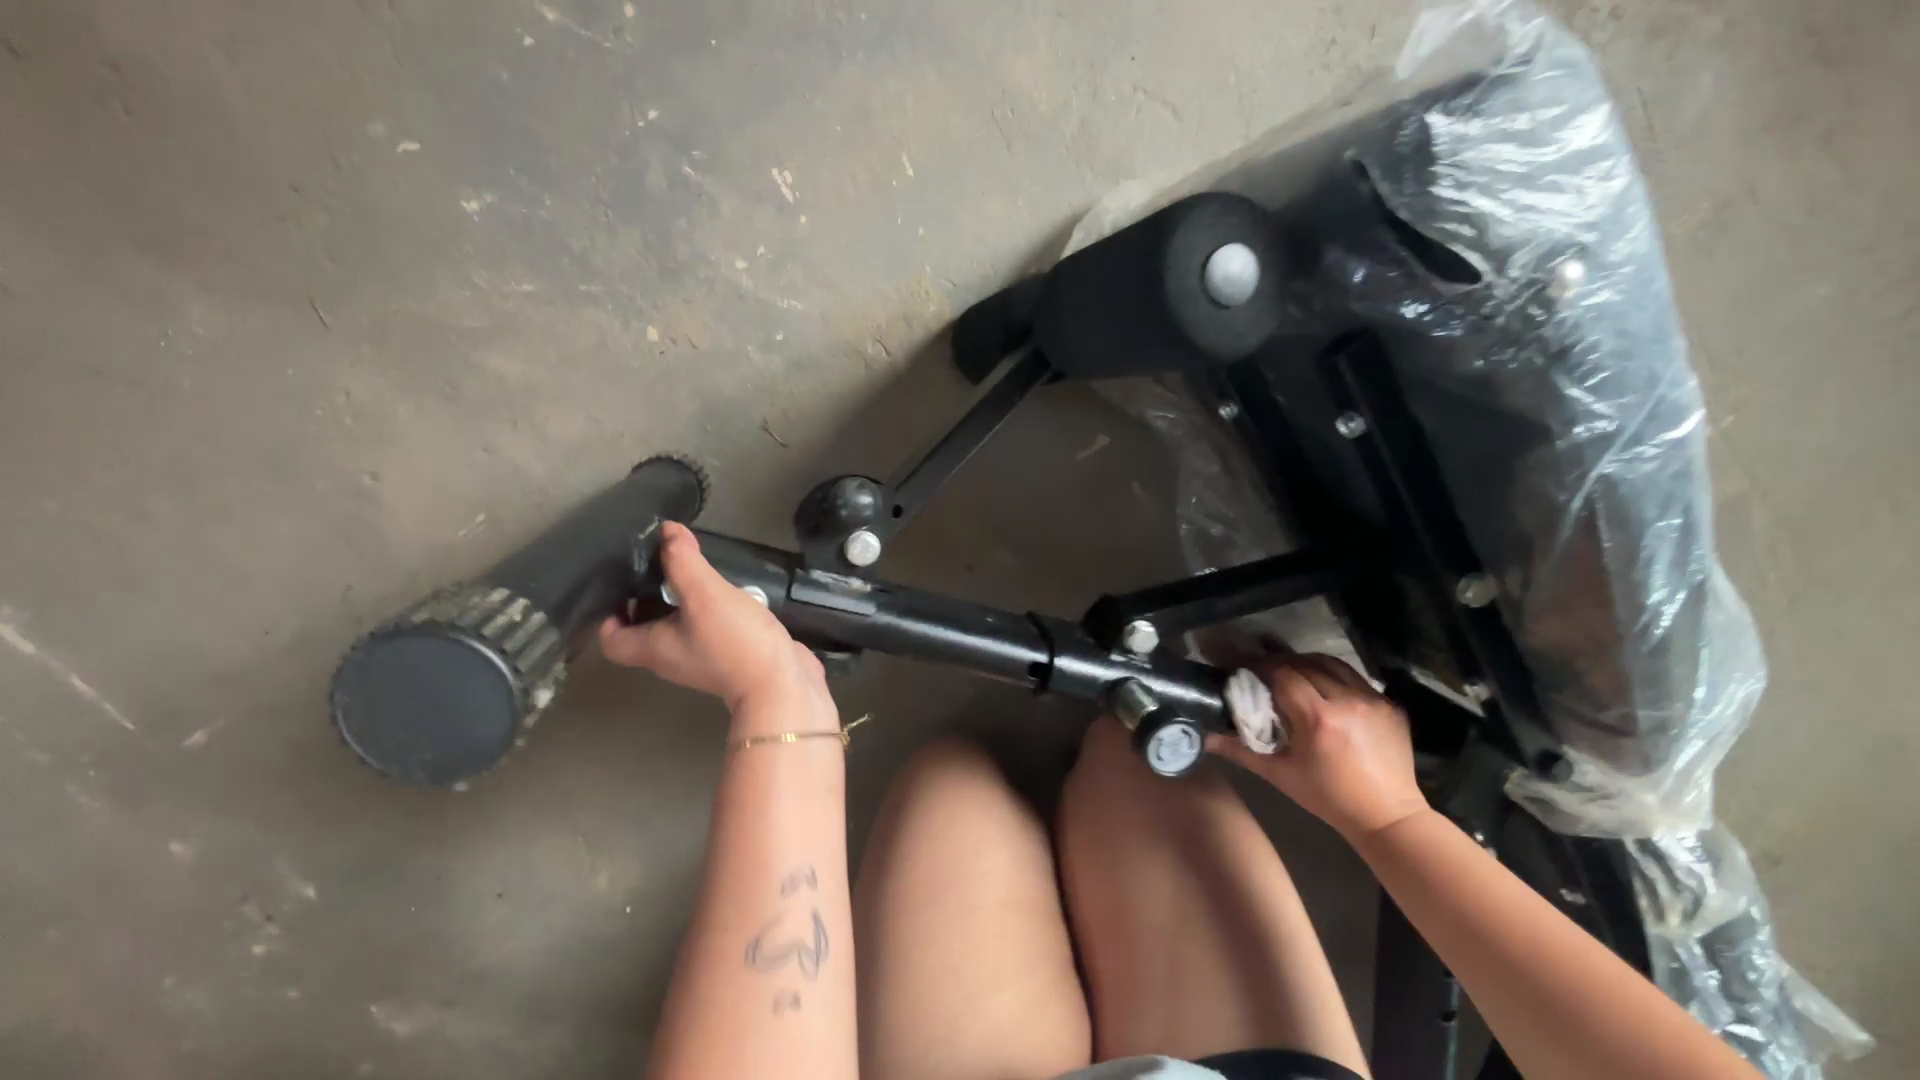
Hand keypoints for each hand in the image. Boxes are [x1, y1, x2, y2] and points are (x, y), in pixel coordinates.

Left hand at [600, 522, 833, 726]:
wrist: (782, 684)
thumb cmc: (733, 642)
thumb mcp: (704, 594)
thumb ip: (683, 561)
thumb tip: (667, 531)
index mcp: (653, 648)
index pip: (611, 638)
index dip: (608, 613)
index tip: (618, 582)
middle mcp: (671, 656)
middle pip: (645, 628)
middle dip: (647, 595)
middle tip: (656, 561)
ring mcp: (703, 658)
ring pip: (679, 625)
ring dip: (681, 599)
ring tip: (690, 566)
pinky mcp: (731, 654)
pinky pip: (710, 627)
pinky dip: (711, 608)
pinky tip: (725, 588)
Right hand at [1208, 653, 1428, 842]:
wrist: (1387, 815)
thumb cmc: (1327, 797)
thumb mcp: (1279, 774)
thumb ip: (1240, 750)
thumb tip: (1204, 737)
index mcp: (1318, 718)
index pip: (1284, 674)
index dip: (1262, 667)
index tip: (1246, 669)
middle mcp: (1347, 701)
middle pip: (1307, 663)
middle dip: (1282, 662)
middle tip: (1264, 670)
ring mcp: (1373, 700)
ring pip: (1333, 664)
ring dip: (1308, 663)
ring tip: (1293, 672)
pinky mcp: (1390, 705)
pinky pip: (1356, 679)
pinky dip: (1335, 677)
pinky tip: (1325, 690)